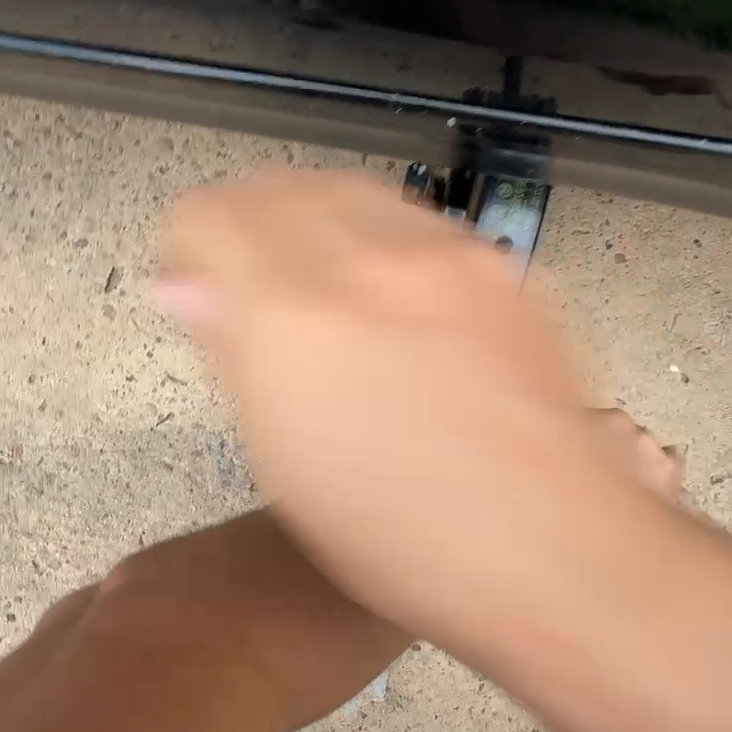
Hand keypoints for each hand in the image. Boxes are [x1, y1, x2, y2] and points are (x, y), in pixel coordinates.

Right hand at [160, 170, 671, 645]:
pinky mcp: (496, 263)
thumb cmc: (397, 535)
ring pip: (342, 187)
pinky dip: (371, 232)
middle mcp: (364, 262)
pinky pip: (408, 216)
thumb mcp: (284, 462)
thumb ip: (231, 351)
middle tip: (244, 282)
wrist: (548, 544)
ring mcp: (440, 254)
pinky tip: (379, 286)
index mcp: (291, 319)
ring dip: (306, 219)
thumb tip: (183, 285)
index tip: (198, 288)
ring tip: (311, 282)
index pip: (209, 216)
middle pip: (273, 187)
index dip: (190, 247)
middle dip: (243, 222)